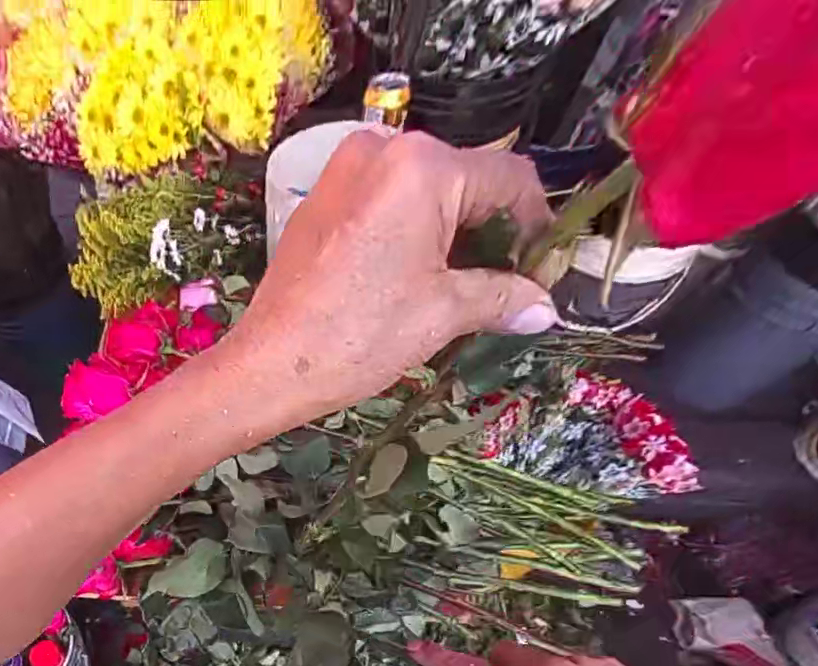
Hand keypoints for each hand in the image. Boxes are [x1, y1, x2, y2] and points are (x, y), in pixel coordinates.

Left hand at [223, 130, 556, 427]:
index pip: (508, 179)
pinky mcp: (326, 198)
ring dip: (455, 239)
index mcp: (422, 166)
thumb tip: (545, 308)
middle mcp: (383, 148)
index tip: (542, 272)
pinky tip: (418, 281)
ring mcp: (347, 170)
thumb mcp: (441, 314)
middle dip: (493, 236)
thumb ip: (501, 298)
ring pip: (427, 195)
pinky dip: (415, 236)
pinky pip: (389, 205)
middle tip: (507, 289)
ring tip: (464, 292)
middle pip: (466, 183)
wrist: (271, 365)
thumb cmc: (358, 337)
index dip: (536, 227)